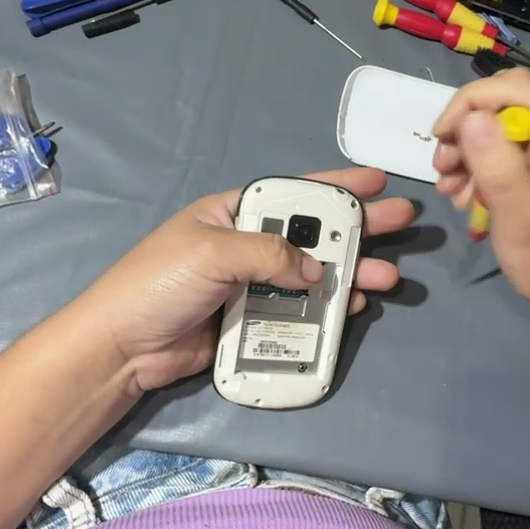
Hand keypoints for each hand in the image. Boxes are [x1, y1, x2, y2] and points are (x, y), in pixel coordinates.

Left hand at [74, 167, 416, 392]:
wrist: (125, 347)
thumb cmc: (160, 283)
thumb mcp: (212, 252)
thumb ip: (269, 255)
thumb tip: (317, 272)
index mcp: (234, 215)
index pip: (294, 194)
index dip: (337, 186)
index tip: (376, 181)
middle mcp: (250, 247)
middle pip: (314, 234)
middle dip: (359, 228)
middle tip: (404, 222)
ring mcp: (255, 286)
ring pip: (315, 276)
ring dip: (352, 274)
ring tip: (388, 277)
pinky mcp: (256, 321)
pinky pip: (302, 311)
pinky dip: (329, 309)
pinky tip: (354, 306)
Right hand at [431, 69, 529, 326]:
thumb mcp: (518, 223)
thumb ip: (497, 166)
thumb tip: (471, 116)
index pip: (516, 88)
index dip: (470, 103)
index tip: (442, 140)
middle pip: (512, 97)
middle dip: (469, 126)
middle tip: (446, 170)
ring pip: (512, 115)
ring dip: (475, 146)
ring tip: (455, 189)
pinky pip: (522, 136)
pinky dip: (492, 156)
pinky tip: (474, 189)